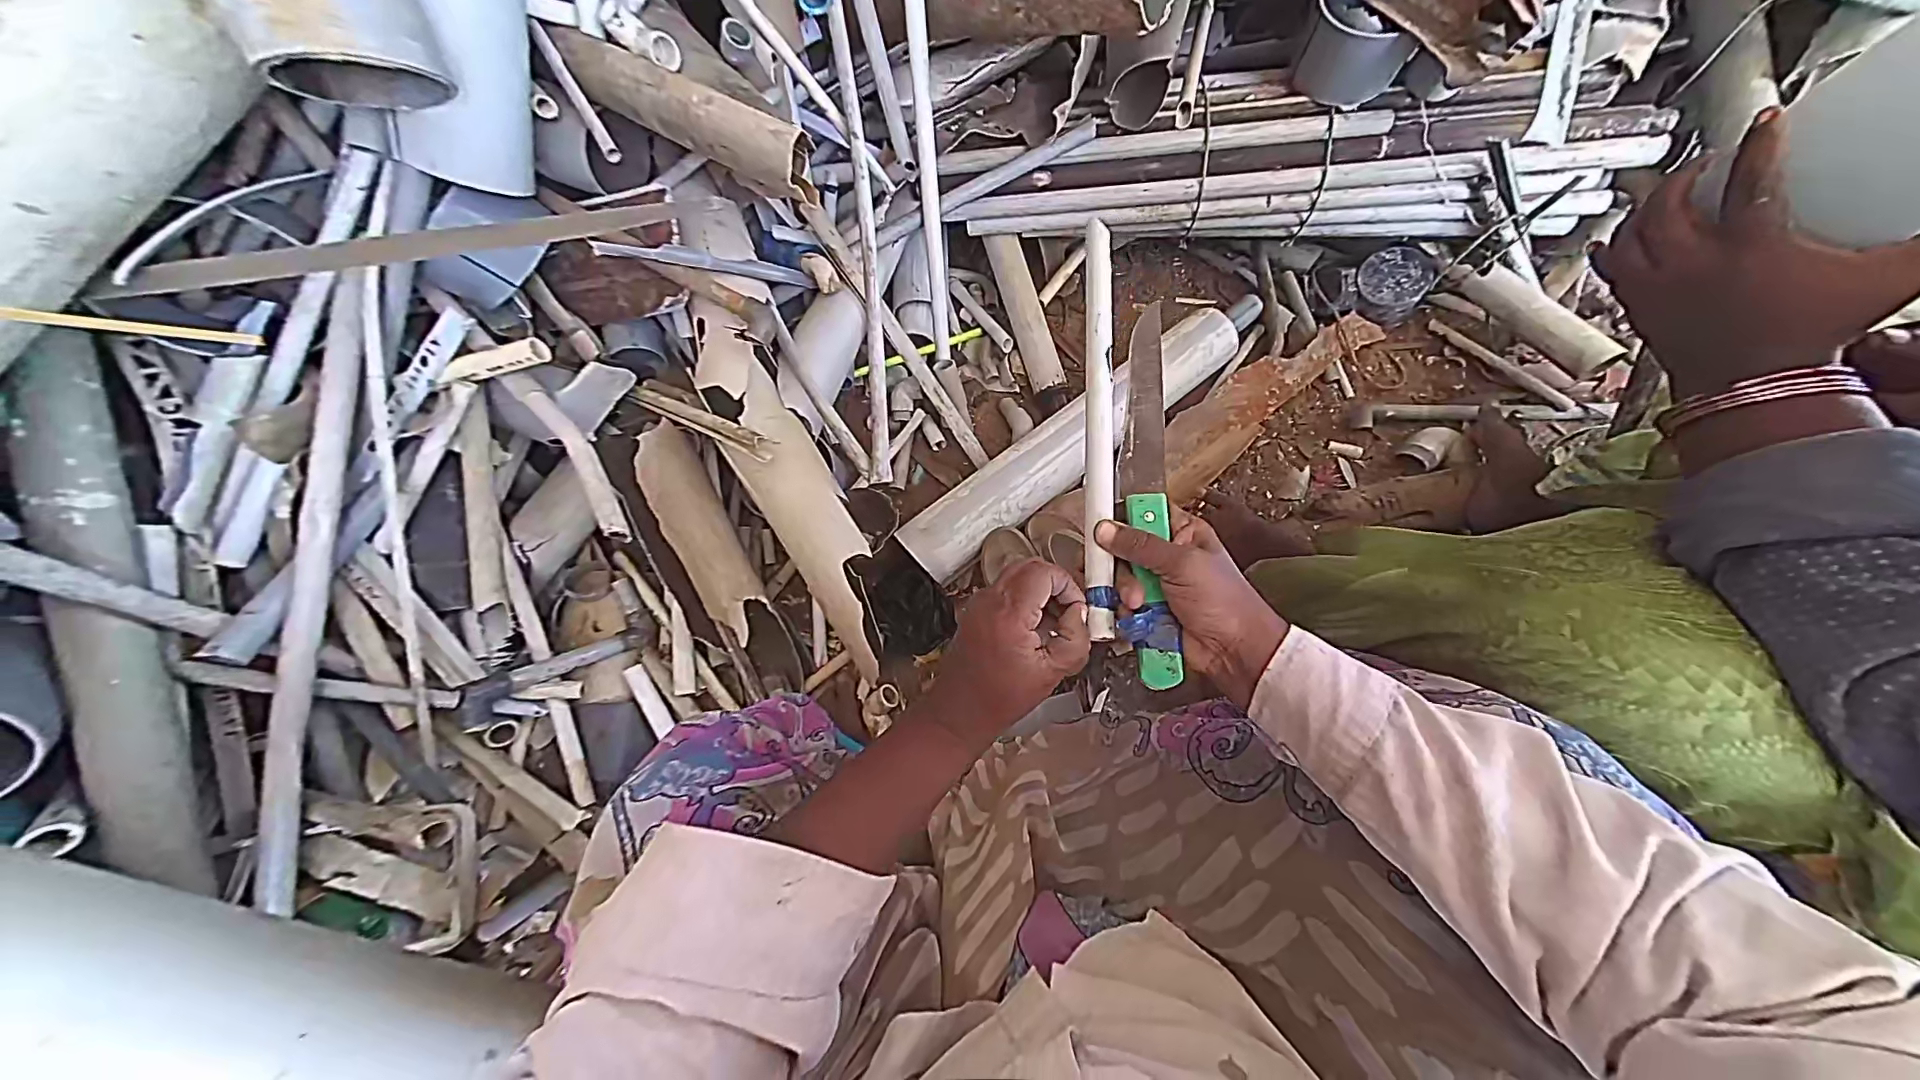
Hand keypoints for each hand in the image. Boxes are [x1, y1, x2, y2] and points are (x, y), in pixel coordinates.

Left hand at [927, 558, 1089, 743]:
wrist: (961, 711)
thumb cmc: (998, 698)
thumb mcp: (1054, 672)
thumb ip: (1077, 638)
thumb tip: (1080, 615)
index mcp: (1008, 614)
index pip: (1044, 572)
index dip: (1068, 585)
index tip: (1076, 606)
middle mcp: (989, 602)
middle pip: (1030, 566)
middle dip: (1056, 584)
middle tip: (1069, 609)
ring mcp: (979, 604)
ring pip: (1017, 575)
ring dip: (1041, 591)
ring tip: (1053, 622)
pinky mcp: (975, 611)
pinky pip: (1005, 590)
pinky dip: (1024, 600)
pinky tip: (1034, 630)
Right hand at [1096, 509, 1289, 707]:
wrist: (1233, 651)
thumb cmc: (1225, 603)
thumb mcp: (1183, 563)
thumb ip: (1141, 545)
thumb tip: (1106, 529)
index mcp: (1182, 532)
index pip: (1142, 513)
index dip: (1122, 520)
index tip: (1103, 530)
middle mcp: (1166, 556)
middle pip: (1122, 549)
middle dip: (1122, 568)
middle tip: (1132, 580)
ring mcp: (1154, 585)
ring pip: (1118, 579)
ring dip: (1124, 593)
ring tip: (1140, 605)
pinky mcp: (1146, 610)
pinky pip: (1119, 605)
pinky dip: (1123, 612)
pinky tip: (1135, 618)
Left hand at [1592, 108, 1919, 399]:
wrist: (1753, 385)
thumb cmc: (1813, 335)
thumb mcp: (1893, 277)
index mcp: (1750, 245)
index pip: (1750, 180)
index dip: (1758, 146)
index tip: (1763, 124)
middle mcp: (1690, 263)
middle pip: (1667, 206)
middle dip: (1681, 178)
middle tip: (1699, 166)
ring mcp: (1656, 287)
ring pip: (1629, 236)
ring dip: (1640, 212)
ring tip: (1657, 198)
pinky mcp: (1637, 308)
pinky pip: (1611, 273)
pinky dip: (1608, 252)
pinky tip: (1609, 241)